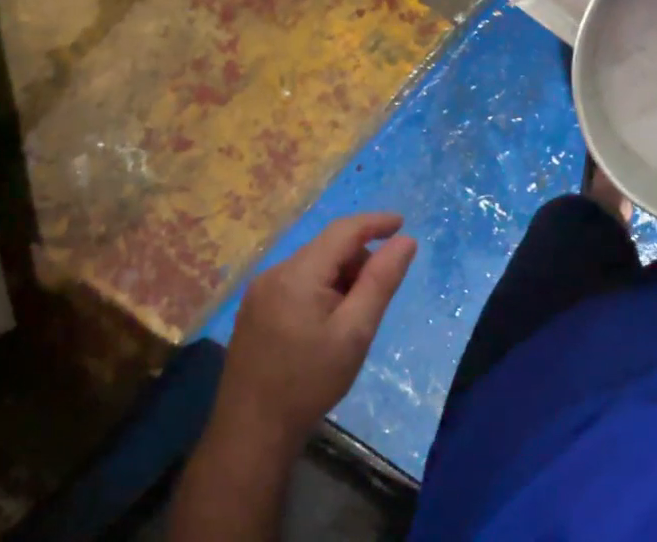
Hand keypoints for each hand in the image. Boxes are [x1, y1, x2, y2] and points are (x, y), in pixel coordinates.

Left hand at [215, 214, 418, 448]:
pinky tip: (329, 323)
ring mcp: (259, 294)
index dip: (376, 223)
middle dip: (360, 259)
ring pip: (313, 266)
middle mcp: (273, 275)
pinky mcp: (254, 312)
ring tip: (354, 316)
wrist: (251, 432)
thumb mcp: (355, 331)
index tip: (403, 225)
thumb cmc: (309, 381)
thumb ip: (381, 280)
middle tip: (379, 294)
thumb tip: (405, 240)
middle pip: (327, 248)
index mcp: (297, 275)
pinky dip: (322, 289)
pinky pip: (297, 283)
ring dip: (342, 276)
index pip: (343, 230)